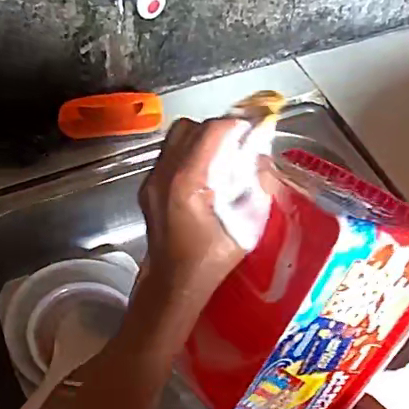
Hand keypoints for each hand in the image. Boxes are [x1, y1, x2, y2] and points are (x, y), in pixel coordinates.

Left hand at [134, 116, 257, 330]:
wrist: (173, 283)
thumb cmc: (210, 260)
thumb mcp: (247, 225)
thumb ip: (258, 186)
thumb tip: (260, 157)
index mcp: (186, 182)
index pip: (212, 131)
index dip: (237, 124)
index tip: (255, 128)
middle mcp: (163, 176)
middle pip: (190, 128)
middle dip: (218, 129)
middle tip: (239, 142)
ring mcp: (151, 182)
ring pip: (175, 140)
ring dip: (201, 140)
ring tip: (223, 157)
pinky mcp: (147, 190)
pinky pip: (168, 157)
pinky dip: (188, 154)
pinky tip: (206, 174)